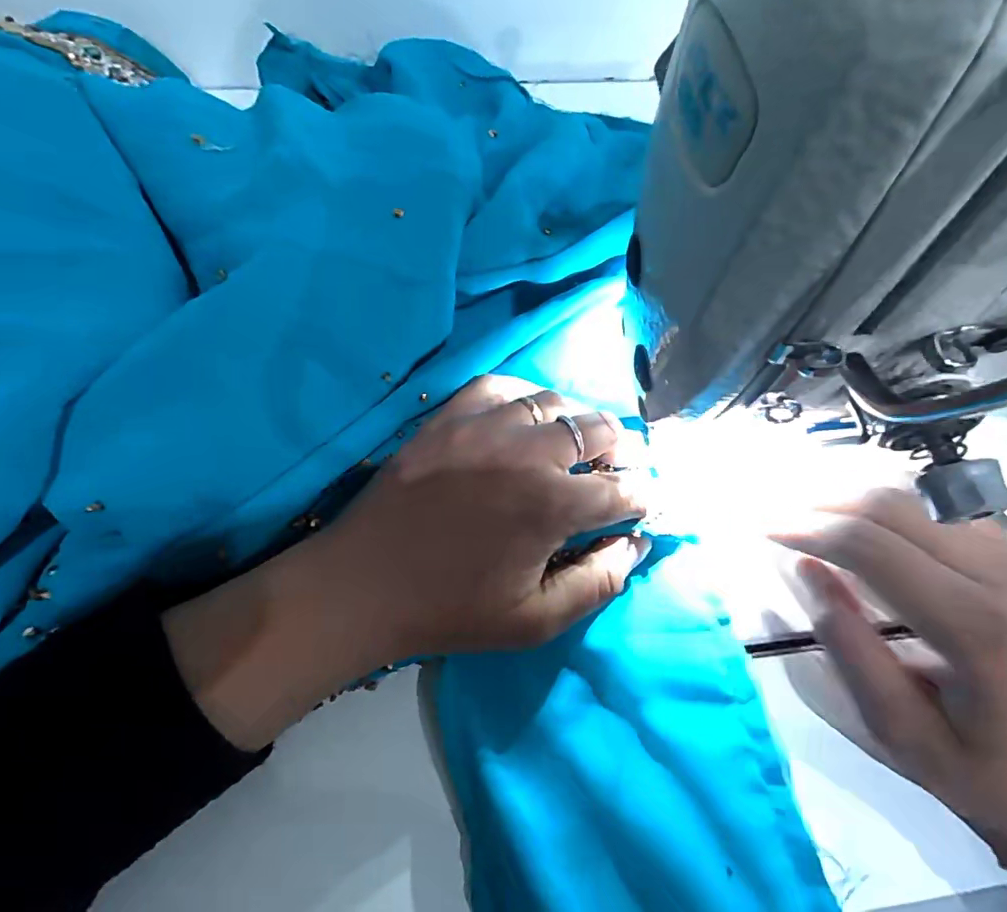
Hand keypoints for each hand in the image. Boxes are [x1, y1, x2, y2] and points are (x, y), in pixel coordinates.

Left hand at [320, 374, 647, 655]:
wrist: (362, 585)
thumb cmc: (452, 609)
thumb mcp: (535, 620)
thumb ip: (599, 583)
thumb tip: (638, 543)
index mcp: (551, 506)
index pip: (623, 488)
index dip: (643, 496)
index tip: (642, 504)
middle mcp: (527, 453)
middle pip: (599, 429)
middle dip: (620, 450)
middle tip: (613, 469)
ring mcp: (484, 426)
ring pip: (555, 402)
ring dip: (575, 422)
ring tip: (572, 443)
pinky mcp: (449, 416)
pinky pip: (501, 386)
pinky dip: (524, 397)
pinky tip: (525, 416)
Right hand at [772, 490, 1006, 911]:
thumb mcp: (912, 741)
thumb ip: (853, 653)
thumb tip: (808, 576)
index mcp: (976, 624)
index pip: (872, 544)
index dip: (810, 529)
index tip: (768, 530)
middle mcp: (1005, 577)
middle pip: (898, 506)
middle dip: (831, 504)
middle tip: (787, 520)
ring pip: (927, 506)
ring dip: (868, 507)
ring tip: (824, 526)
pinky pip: (957, 524)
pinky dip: (907, 520)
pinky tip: (887, 544)